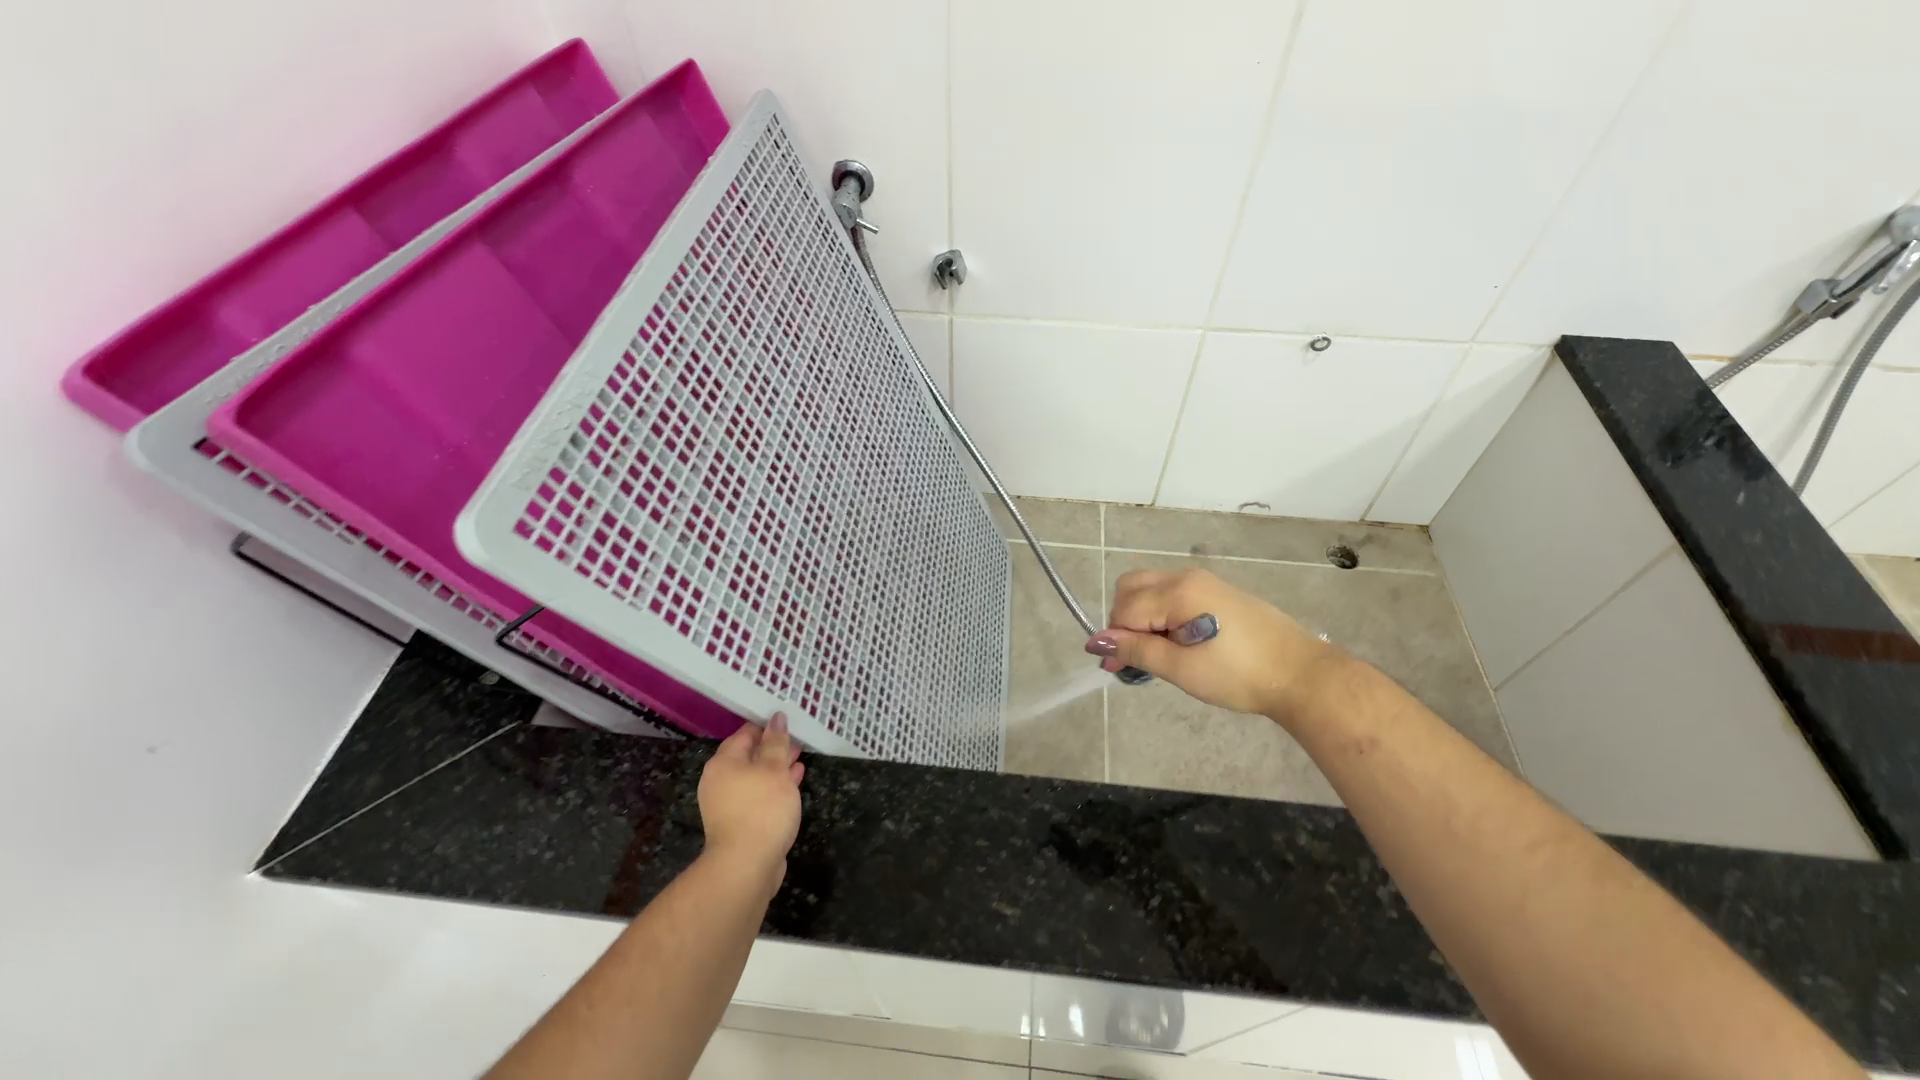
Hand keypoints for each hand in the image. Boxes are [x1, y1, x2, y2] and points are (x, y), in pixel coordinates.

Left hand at [697, 713, 804, 891]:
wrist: (747, 864)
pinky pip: (759, 796)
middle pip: (749, 756)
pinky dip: (775, 788)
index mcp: (724, 762)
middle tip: (798, 741)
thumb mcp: (774, 769)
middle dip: (774, 748)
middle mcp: (720, 781)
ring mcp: (728, 804)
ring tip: (800, 759)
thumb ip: (776, 742)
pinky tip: (794, 783)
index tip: (790, 723)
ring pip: (756, 777)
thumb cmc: (761, 809)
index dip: (767, 727)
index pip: (745, 734)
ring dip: (777, 769)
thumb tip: (776, 717)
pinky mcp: (740, 822)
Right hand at [1087, 568, 1341, 721]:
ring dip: (1142, 618)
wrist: (1299, 674)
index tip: (1119, 671)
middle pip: (1132, 588)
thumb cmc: (1238, 675)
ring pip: (1151, 589)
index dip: (1115, 640)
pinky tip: (1179, 644)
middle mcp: (1187, 577)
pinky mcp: (1217, 592)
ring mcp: (1204, 582)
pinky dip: (1161, 615)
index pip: (1125, 609)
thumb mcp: (1181, 669)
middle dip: (1124, 621)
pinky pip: (1172, 594)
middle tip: (1137, 659)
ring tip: (1158, 654)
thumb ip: (1136, 651)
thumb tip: (1097, 644)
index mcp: (1178, 592)